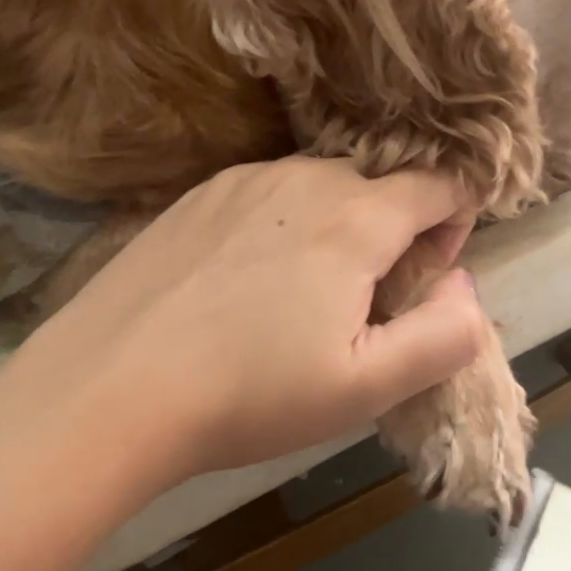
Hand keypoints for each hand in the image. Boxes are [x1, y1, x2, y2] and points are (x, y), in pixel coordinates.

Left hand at [0, 156, 488, 494]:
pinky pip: (271, 194)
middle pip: (383, 185)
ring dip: (339, 227)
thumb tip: (466, 287)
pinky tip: (245, 285)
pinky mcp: (199, 193)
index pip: (441, 184)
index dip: (452, 227)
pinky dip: (285, 225)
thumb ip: (445, 335)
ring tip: (298, 298)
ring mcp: (246, 179)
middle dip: (394, 233)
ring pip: (325, 187)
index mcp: (358, 217)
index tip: (423, 280)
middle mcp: (307, 177)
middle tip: (360, 305)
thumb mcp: (366, 387)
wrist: (104, 391)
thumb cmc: (250, 393)